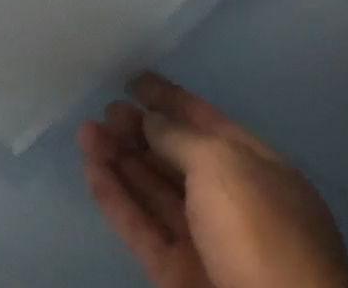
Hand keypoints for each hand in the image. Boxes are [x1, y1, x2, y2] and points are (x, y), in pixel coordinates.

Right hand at [79, 73, 347, 287]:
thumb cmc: (260, 233)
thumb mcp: (223, 167)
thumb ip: (180, 137)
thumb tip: (150, 121)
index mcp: (259, 170)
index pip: (208, 122)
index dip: (171, 98)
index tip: (133, 79)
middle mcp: (231, 202)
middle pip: (177, 156)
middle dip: (141, 129)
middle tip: (107, 108)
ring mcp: (203, 240)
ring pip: (154, 190)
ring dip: (120, 158)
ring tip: (87, 131)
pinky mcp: (176, 272)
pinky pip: (141, 227)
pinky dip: (115, 197)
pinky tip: (91, 169)